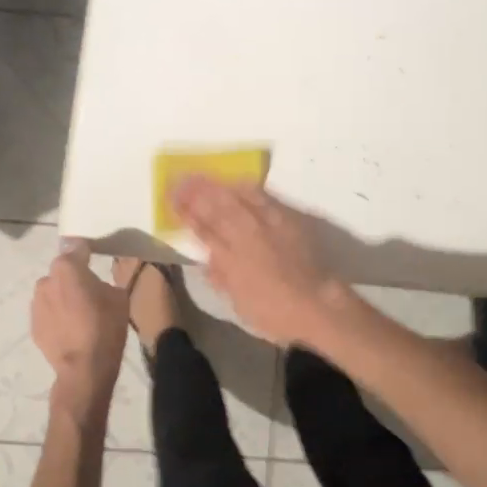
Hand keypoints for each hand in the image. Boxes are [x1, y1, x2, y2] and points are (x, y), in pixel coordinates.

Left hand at [30, 241, 128, 409]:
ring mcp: (37, 304)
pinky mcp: (33, 325)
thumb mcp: (118, 296)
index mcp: (68, 267)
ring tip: (78, 312)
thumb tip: (96, 285)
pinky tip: (69, 328)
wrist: (85, 368)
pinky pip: (47, 311)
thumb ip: (103, 281)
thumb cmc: (105, 326)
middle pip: (62, 270)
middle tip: (89, 290)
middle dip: (73, 275)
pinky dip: (56, 315)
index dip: (88, 250)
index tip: (96, 256)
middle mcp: (47, 280)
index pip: (77, 247)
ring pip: (52, 291)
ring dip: (62, 295)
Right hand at [170, 178, 349, 346]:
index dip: (184, 212)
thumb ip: (221, 276)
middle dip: (195, 192)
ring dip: (216, 185)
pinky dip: (245, 187)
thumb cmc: (274, 311)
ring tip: (202, 175)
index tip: (171, 198)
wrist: (315, 303)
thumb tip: (207, 257)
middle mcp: (242, 234)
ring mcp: (264, 222)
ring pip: (235, 196)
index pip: (201, 229)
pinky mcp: (284, 217)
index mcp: (227, 257)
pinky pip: (261, 196)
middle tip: (180, 179)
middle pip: (214, 207)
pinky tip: (237, 181)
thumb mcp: (238, 302)